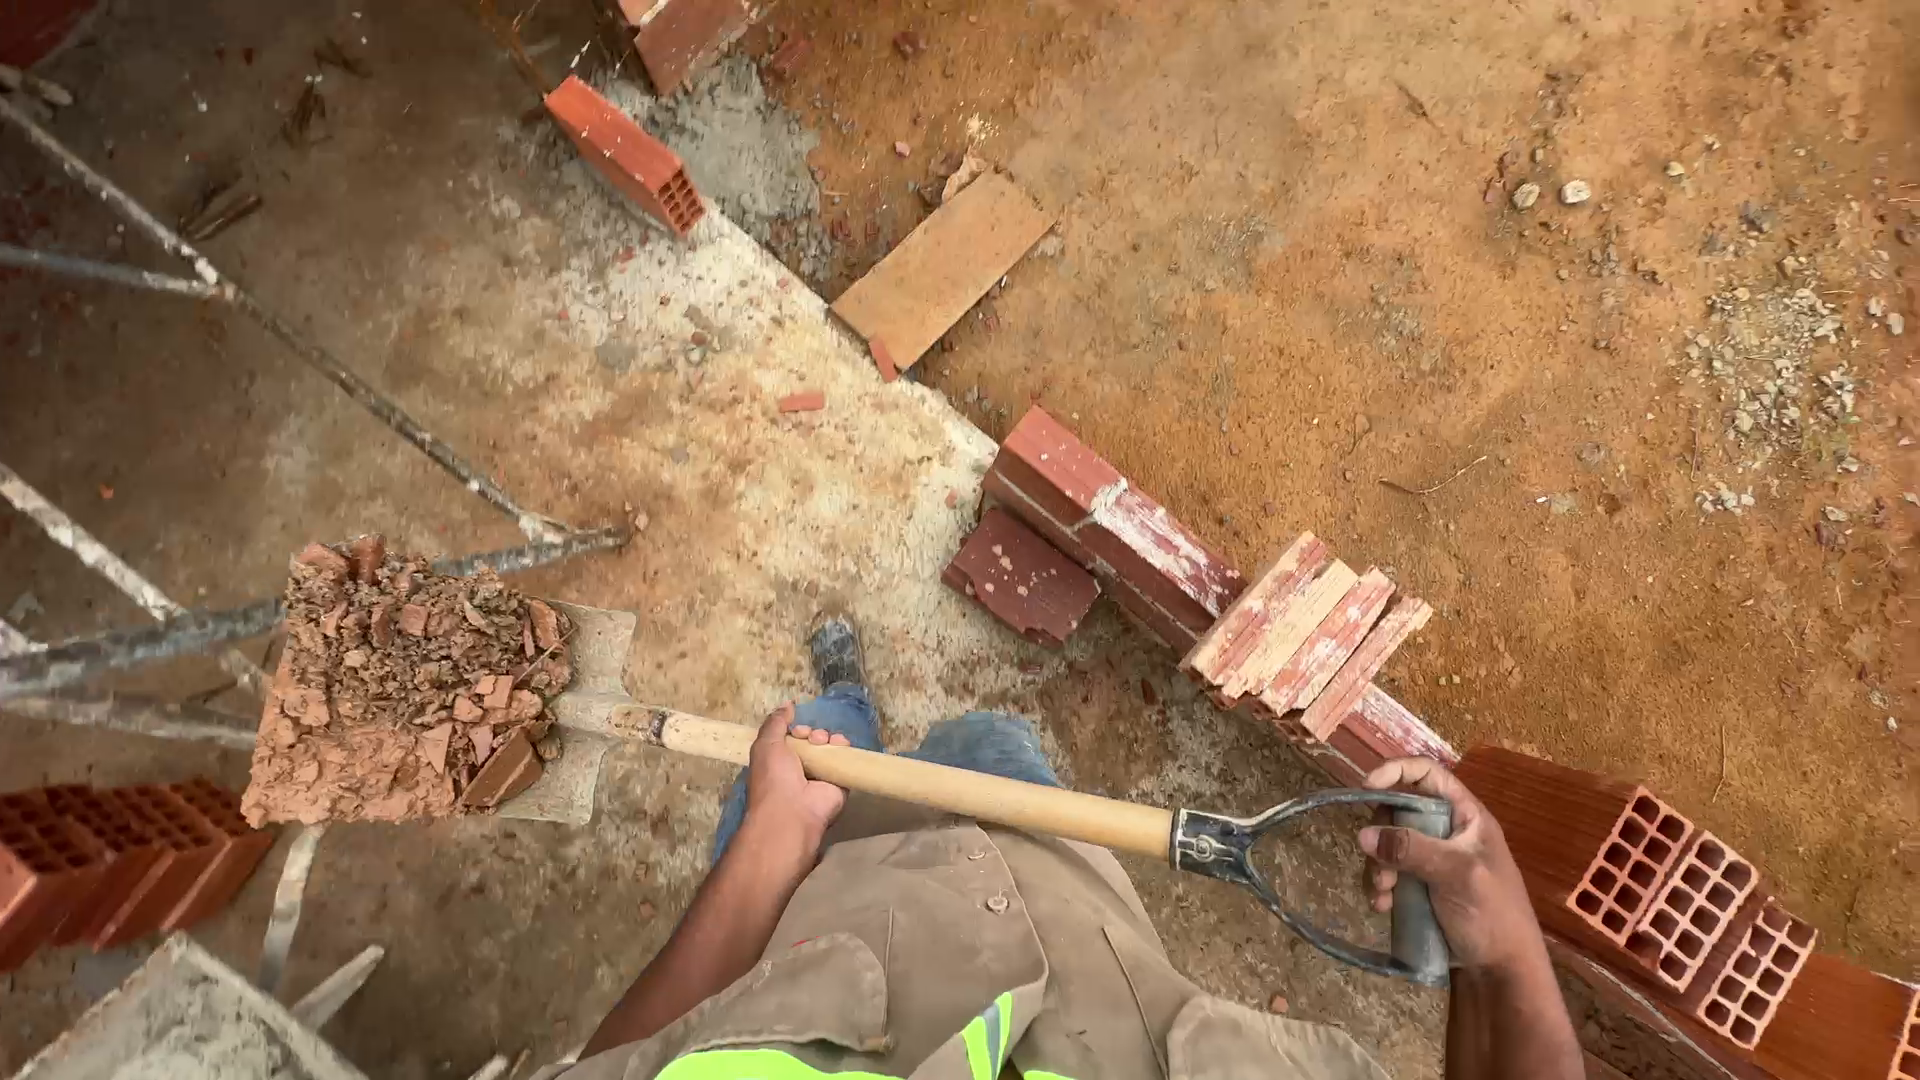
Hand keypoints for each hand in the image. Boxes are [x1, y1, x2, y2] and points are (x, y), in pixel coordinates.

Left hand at [743, 703, 849, 849]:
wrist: (792, 811)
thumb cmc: (773, 777)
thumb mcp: (765, 744)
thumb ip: (776, 722)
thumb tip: (788, 705)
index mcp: (780, 762)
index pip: (794, 738)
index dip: (796, 729)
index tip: (797, 730)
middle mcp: (801, 769)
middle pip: (813, 740)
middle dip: (813, 733)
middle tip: (810, 738)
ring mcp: (821, 776)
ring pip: (830, 747)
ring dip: (828, 737)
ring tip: (823, 741)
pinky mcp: (840, 782)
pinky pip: (845, 760)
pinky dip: (844, 748)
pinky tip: (839, 744)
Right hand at [1358, 757, 1542, 972]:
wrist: (1502, 975)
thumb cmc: (1493, 916)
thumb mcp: (1457, 875)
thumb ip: (1411, 848)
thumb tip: (1362, 834)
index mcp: (1466, 817)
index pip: (1427, 773)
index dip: (1396, 771)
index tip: (1367, 785)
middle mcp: (1446, 830)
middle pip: (1397, 807)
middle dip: (1381, 833)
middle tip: (1379, 860)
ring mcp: (1431, 857)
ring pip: (1386, 840)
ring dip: (1378, 865)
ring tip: (1384, 892)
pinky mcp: (1418, 881)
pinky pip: (1386, 869)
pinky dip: (1379, 883)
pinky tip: (1383, 904)